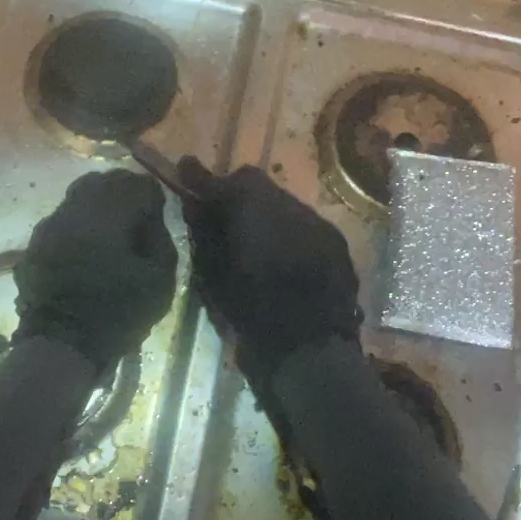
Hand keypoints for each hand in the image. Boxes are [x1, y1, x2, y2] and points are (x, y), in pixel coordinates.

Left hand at [14, 170, 177, 369]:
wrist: (61, 346)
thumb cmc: (116, 314)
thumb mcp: (159, 281)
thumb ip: (160, 239)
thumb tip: (150, 218)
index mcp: (106, 215)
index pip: (136, 184)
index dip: (152, 197)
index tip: (157, 217)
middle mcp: (73, 210)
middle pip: (104, 182)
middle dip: (124, 195)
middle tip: (136, 220)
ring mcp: (48, 225)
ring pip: (78, 197)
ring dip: (99, 207)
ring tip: (111, 235)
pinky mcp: (34, 243)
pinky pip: (62, 221)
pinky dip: (78, 226)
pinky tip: (85, 251)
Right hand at [176, 159, 360, 382]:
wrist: (313, 350)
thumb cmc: (255, 316)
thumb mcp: (215, 279)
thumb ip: (204, 235)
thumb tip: (193, 204)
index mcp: (255, 214)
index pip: (222, 182)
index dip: (200, 176)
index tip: (184, 169)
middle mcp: (289, 206)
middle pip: (254, 183)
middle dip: (233, 191)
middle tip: (218, 212)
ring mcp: (317, 221)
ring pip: (280, 200)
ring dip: (261, 210)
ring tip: (250, 237)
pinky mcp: (335, 240)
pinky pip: (302, 221)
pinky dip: (285, 229)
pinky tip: (279, 253)